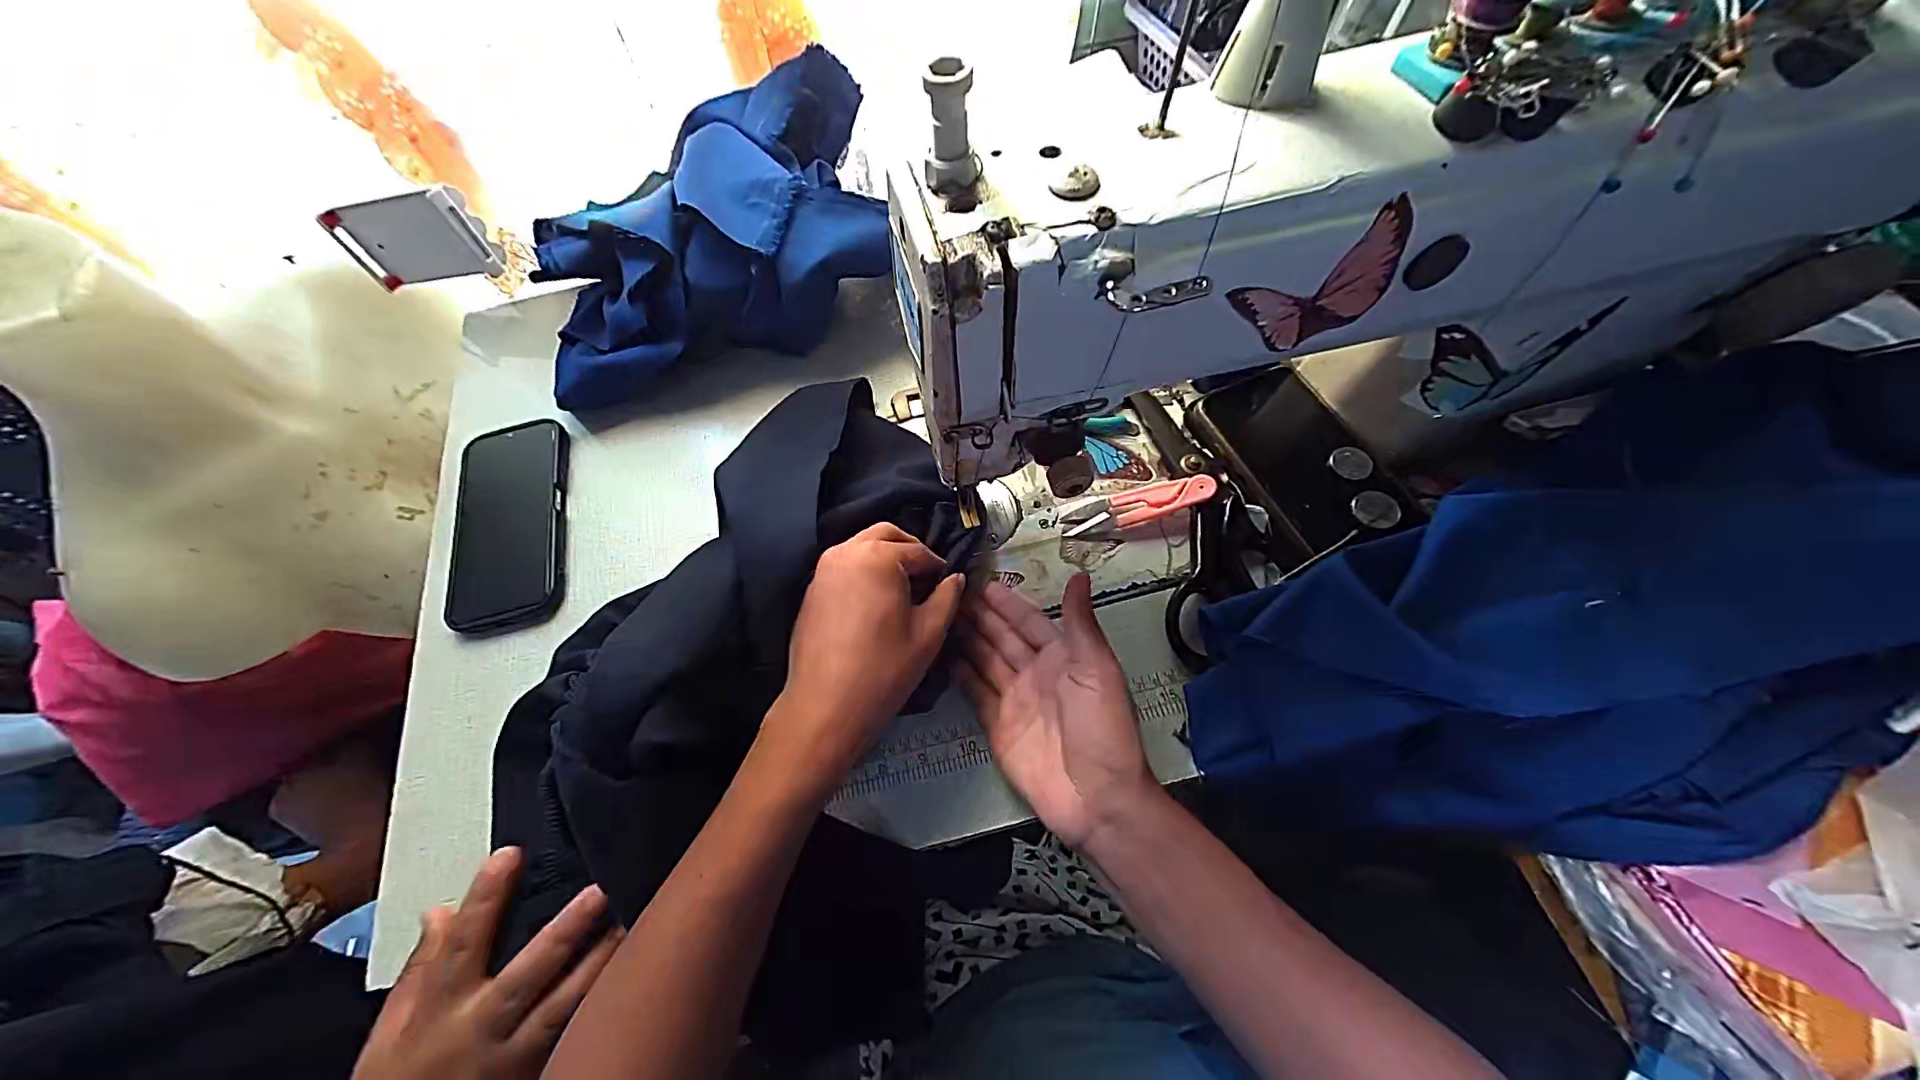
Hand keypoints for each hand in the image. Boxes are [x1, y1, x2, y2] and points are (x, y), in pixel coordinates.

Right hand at [352, 848, 620, 1079]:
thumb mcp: (389, 1033)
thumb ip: (420, 969)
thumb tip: (438, 912)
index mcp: (440, 1010)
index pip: (462, 943)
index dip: (485, 897)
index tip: (510, 854)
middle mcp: (481, 1029)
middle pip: (529, 973)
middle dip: (565, 931)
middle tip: (598, 891)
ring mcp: (514, 1055)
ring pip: (565, 1004)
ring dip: (599, 962)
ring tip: (630, 922)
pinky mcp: (539, 1070)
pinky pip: (574, 1029)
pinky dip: (599, 1000)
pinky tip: (625, 974)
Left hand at [770, 522, 966, 784]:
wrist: (824, 706)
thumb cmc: (883, 670)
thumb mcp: (928, 634)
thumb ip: (947, 597)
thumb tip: (955, 578)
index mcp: (877, 557)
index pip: (918, 551)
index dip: (938, 567)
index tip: (947, 584)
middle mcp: (845, 552)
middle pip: (885, 534)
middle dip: (909, 549)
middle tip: (927, 577)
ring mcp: (823, 569)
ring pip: (861, 546)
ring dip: (884, 557)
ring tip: (903, 589)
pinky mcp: (811, 589)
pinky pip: (844, 565)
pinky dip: (863, 570)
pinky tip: (875, 602)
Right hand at [955, 574, 1158, 848]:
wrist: (1096, 797)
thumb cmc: (1102, 728)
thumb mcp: (1098, 669)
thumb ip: (1081, 623)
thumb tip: (1080, 576)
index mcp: (1063, 657)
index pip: (1028, 621)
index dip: (1006, 603)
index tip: (981, 582)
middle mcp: (1036, 673)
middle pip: (1001, 637)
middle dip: (978, 616)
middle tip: (950, 592)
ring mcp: (1014, 699)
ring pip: (984, 660)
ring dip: (964, 639)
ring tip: (939, 615)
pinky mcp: (997, 726)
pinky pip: (974, 693)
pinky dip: (958, 674)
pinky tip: (941, 655)